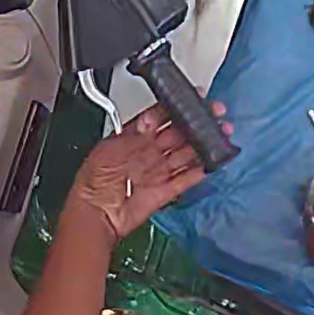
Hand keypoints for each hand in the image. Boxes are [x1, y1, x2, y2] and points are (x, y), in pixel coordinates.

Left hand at [62, 102, 229, 246]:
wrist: (95, 215)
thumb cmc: (93, 183)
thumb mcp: (110, 150)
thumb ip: (135, 135)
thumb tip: (151, 121)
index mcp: (132, 139)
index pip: (158, 118)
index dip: (175, 108)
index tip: (193, 99)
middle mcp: (146, 154)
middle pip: (177, 134)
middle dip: (196, 123)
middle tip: (214, 114)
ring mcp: (155, 173)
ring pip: (185, 155)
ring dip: (202, 145)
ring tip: (220, 134)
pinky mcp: (162, 192)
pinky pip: (184, 180)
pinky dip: (198, 172)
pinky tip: (211, 162)